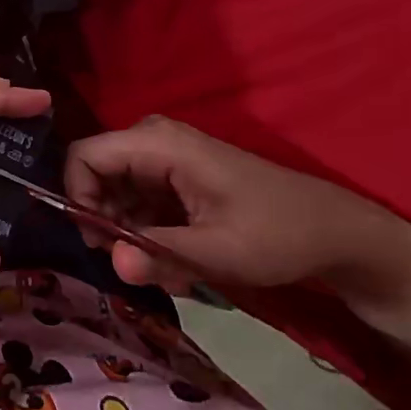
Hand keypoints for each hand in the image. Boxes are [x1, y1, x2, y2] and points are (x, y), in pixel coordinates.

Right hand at [61, 116, 410, 300]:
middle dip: (105, 222)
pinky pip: (135, 199)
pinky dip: (145, 232)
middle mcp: (153, 140)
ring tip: (165, 269)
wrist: (333, 232)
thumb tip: (112, 264)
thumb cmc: (278, 235)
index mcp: (160, 144)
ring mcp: (163, 157)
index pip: (84, 155)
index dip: (77, 197)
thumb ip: (160, 255)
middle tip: (133, 263)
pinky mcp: (172, 175)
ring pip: (113, 191)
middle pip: (96, 174)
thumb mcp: (218, 252)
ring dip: (128, 234)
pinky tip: (175, 261)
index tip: (99, 243)